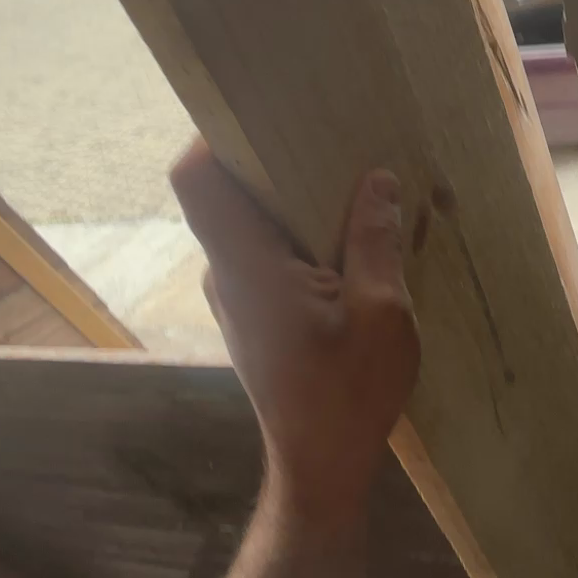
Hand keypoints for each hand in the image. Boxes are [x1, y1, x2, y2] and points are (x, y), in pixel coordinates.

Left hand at [169, 140, 419, 526]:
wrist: (321, 466)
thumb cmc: (349, 393)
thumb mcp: (382, 312)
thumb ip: (375, 239)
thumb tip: (378, 180)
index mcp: (247, 265)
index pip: (196, 179)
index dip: (216, 134)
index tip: (268, 111)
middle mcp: (228, 273)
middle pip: (229, 194)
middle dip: (280, 163)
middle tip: (340, 144)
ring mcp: (238, 296)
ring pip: (254, 225)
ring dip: (299, 204)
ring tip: (358, 191)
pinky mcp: (255, 314)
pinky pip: (269, 255)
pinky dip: (303, 238)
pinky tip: (353, 246)